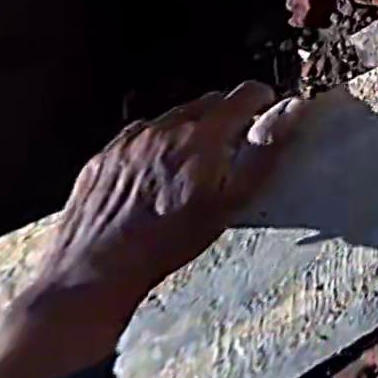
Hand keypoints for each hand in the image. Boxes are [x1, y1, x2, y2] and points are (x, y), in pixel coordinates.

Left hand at [0, 83, 307, 377]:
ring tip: (202, 164)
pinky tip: (162, 175)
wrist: (82, 284)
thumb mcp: (232, 200)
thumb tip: (295, 107)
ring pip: (175, 118)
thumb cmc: (171, 244)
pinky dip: (161, 145)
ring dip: (196, 130)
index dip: (267, 102)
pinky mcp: (99, 161)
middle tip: (242, 146)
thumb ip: (267, 149)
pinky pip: (142, 138)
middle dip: (233, 116)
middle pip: (210, 102)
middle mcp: (159, 128)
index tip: (277, 118)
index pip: (245, 94)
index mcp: (196, 133)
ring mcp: (123, 144)